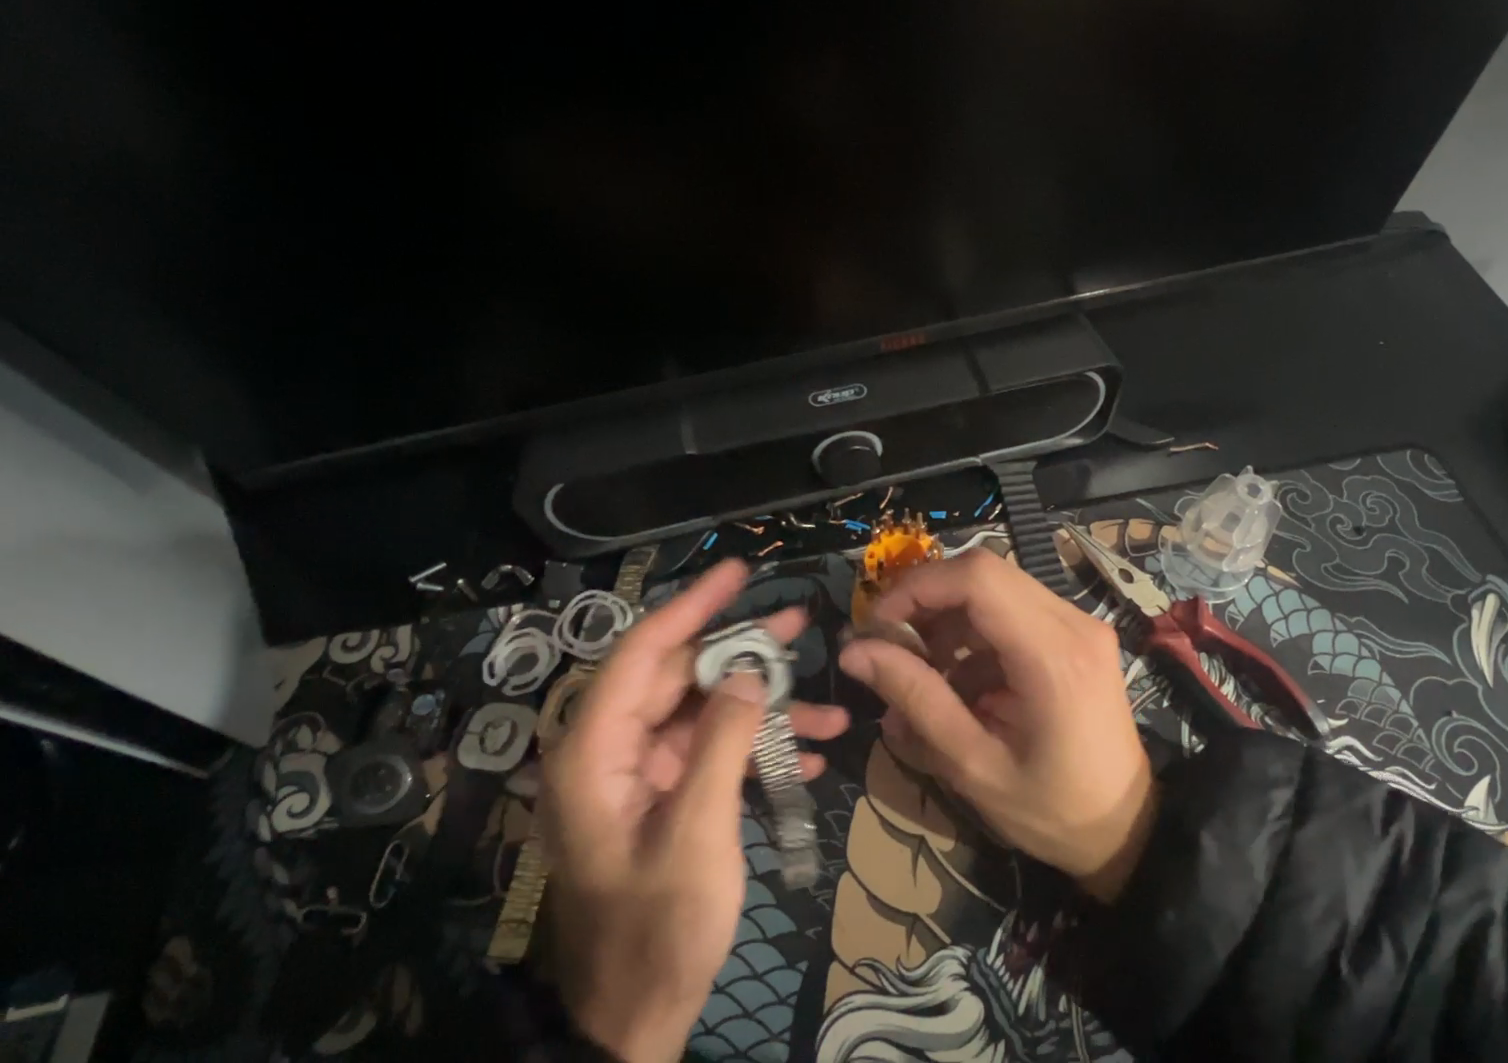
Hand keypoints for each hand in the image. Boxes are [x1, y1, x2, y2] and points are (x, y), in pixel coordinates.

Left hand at [541, 560, 848, 1062]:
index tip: (739, 573)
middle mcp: (611, 751)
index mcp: (595, 751)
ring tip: (832, 705)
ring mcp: (640, 778)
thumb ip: (720, 745)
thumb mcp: (697, 834)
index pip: (642, 654)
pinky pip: (713, 756)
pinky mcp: (664, 801)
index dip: (691, 607)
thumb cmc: (658, 929)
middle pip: (680, 679)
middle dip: (746, 656)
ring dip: (765, 712)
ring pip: (706, 717)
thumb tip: (744, 672)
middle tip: (805, 626)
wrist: (634, 1016)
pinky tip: (812, 756)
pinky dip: (758, 751)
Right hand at [837, 549, 1155, 902]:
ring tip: (919, 677)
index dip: (916, 589)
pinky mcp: (1075, 637)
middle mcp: (1074, 623)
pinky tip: (957, 686)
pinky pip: (1011, 613)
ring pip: (994, 590)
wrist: (1125, 828)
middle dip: (926, 603)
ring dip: (947, 622)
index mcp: (1054, 654)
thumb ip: (917, 699)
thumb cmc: (1052, 810)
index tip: (878, 628)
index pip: (977, 577)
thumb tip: (855, 651)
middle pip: (984, 574)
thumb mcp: (973, 765)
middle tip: (890, 649)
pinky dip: (972, 638)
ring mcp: (1079, 626)